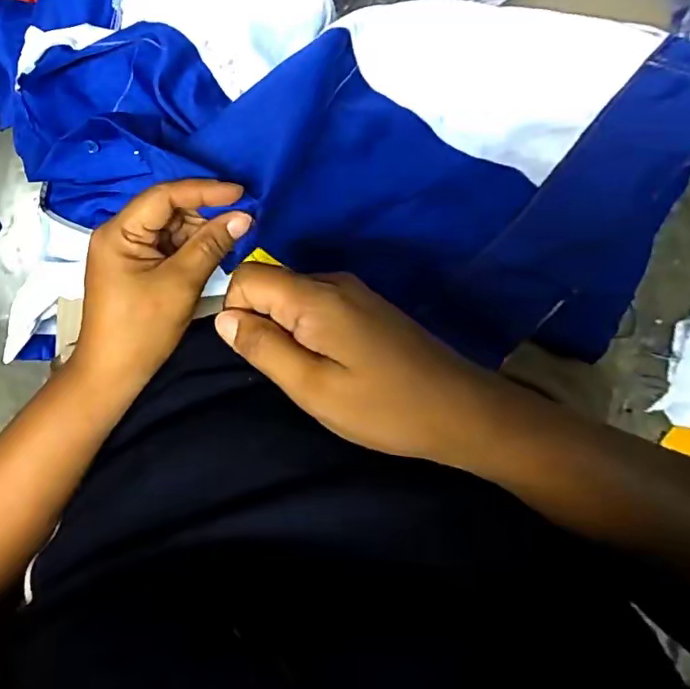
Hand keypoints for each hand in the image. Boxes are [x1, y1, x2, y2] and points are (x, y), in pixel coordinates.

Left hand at [73, 180, 252, 383]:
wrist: (111, 373)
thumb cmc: (141, 329)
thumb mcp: (180, 284)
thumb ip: (210, 245)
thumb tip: (242, 216)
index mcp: (118, 232)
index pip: (163, 196)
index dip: (203, 190)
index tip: (240, 192)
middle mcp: (116, 233)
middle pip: (165, 209)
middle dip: (203, 213)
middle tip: (240, 222)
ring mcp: (123, 249)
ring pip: (168, 227)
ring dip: (198, 232)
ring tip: (229, 241)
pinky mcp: (132, 265)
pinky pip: (164, 245)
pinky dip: (189, 248)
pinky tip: (212, 253)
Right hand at [214, 264, 511, 461]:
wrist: (466, 412)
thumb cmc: (385, 408)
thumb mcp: (312, 388)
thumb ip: (263, 348)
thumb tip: (222, 318)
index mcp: (315, 297)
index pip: (246, 276)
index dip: (235, 310)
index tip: (256, 351)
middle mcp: (331, 281)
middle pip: (268, 281)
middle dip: (259, 320)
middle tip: (285, 367)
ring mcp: (352, 290)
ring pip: (289, 293)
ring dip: (283, 326)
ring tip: (310, 369)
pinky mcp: (364, 303)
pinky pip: (313, 302)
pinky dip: (305, 327)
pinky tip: (332, 362)